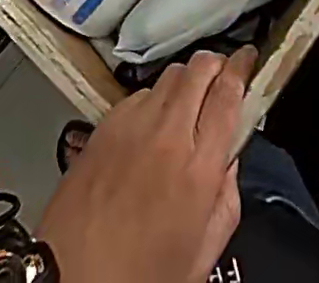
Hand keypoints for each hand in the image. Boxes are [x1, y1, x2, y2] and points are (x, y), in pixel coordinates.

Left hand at [37, 47, 257, 282]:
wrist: (69, 280)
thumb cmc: (138, 276)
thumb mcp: (202, 253)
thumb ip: (227, 201)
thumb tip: (230, 161)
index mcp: (199, 169)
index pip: (228, 93)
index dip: (243, 67)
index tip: (248, 59)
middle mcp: (169, 136)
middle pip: (201, 68)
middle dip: (218, 64)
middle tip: (222, 76)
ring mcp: (134, 125)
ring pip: (172, 73)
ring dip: (187, 79)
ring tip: (188, 102)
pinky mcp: (106, 125)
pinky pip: (141, 93)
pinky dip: (155, 99)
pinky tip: (152, 124)